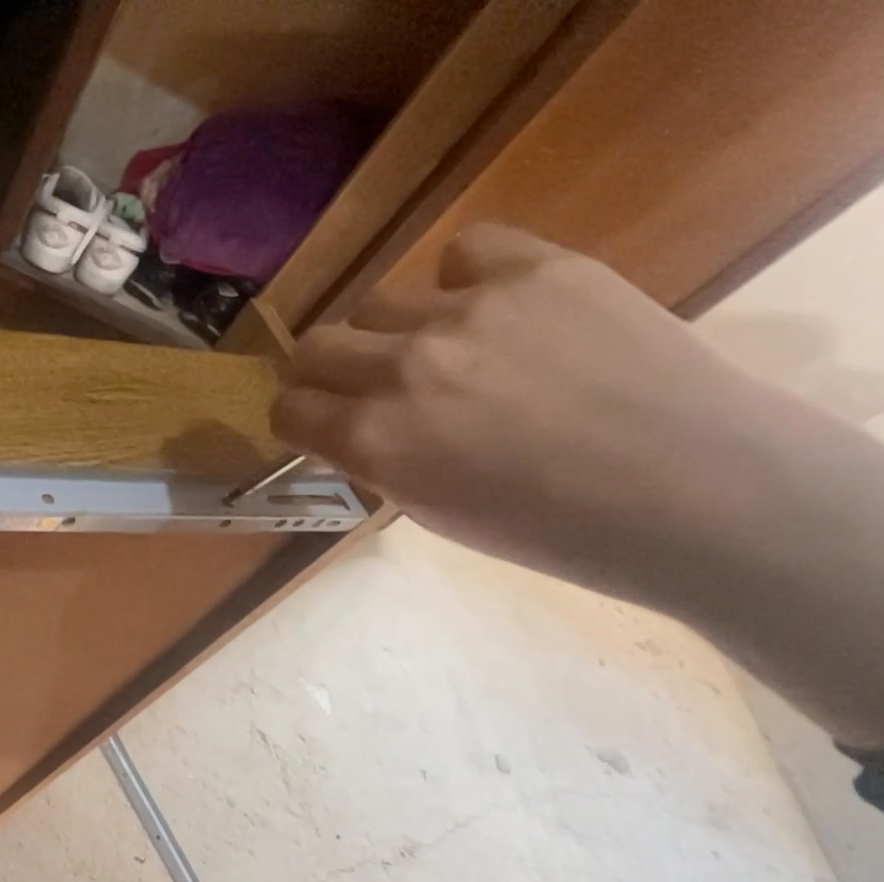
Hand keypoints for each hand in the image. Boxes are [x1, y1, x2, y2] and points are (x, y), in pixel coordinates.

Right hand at [272, 224, 784, 606]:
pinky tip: (497, 307)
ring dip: (396, 330)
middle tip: (375, 387)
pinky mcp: (536, 269)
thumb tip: (344, 428)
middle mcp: (402, 369)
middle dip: (331, 371)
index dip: (303, 418)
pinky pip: (465, 251)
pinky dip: (466, 277)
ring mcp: (467, 311)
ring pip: (380, 301)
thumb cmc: (554, 528)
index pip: (287, 407)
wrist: (697, 489)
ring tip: (451, 349)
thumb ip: (375, 459)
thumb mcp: (433, 512)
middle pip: (316, 344)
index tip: (325, 424)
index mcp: (374, 440)